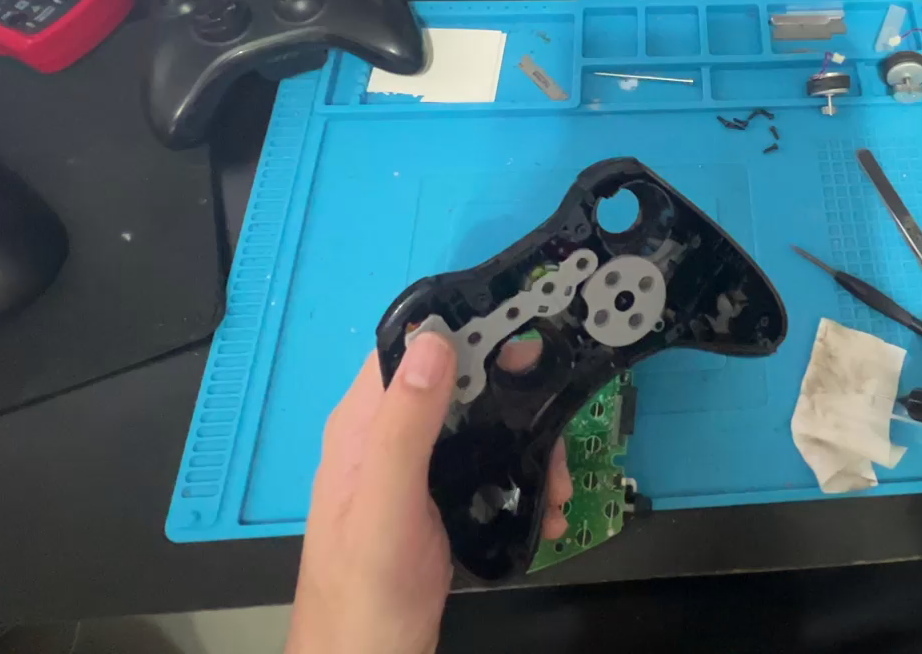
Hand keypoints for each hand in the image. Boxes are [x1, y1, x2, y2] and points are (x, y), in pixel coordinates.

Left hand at [286, 334, 571, 653]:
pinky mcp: (447, 491)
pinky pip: (493, 458)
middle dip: (511, 386)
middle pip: (459, 377)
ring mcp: (421, 463)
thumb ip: (405, 426)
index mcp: (366, 422)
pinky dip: (524, 469)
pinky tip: (544, 498)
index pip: (410, 345)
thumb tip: (435, 341)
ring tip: (555, 472)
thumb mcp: (385, 507)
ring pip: (484, 417)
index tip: (516, 329)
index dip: (461, 326)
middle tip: (553, 401)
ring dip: (527, 435)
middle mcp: (392, 432)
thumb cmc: (367, 594)